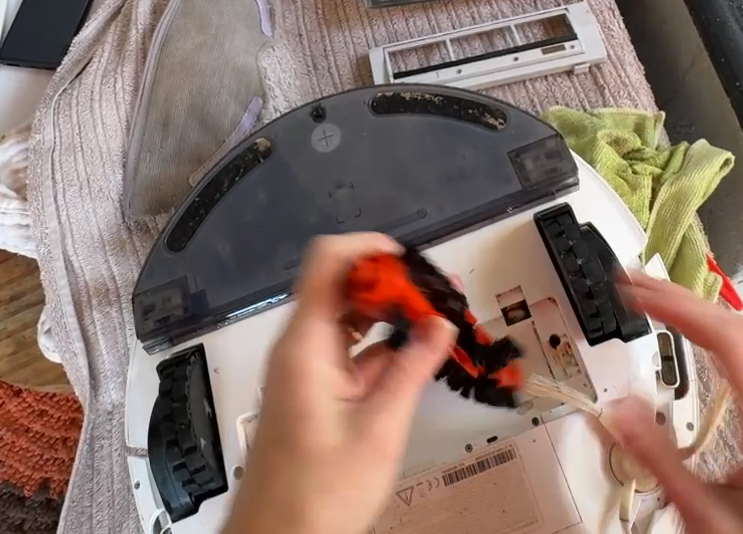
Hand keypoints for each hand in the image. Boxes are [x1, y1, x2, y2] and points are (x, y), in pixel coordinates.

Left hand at [223, 233, 456, 533]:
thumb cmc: (319, 494)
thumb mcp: (377, 431)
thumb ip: (410, 371)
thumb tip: (441, 323)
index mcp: (305, 342)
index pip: (329, 260)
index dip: (368, 248)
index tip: (411, 261)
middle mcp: (301, 344)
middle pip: (342, 285)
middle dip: (391, 281)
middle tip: (438, 291)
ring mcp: (306, 366)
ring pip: (348, 316)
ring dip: (389, 312)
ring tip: (437, 315)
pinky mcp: (314, 389)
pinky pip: (348, 349)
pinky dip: (381, 345)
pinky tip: (416, 354)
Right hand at [605, 271, 742, 533]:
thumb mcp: (708, 520)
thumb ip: (662, 460)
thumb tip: (618, 408)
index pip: (733, 341)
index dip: (682, 307)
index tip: (638, 292)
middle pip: (742, 332)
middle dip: (685, 300)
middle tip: (635, 283)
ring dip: (700, 315)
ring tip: (655, 302)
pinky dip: (716, 340)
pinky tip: (694, 341)